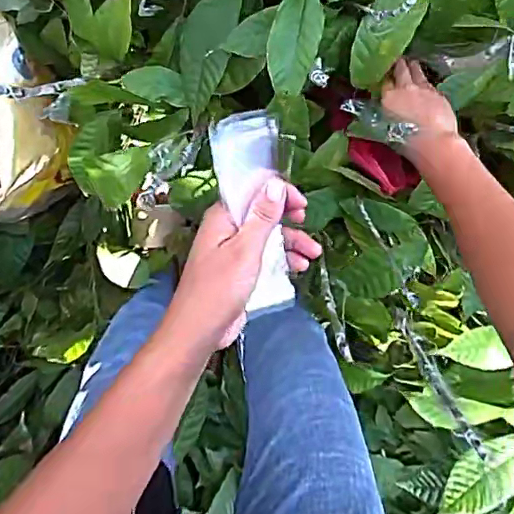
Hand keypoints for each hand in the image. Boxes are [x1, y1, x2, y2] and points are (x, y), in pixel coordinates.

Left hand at [164, 178, 322, 352]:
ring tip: (313, 253)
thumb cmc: (220, 288)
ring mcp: (232, 249)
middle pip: (262, 212)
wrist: (199, 330)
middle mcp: (226, 228)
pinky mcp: (238, 269)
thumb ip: (262, 216)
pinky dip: (282, 258)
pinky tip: (299, 267)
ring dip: (290, 240)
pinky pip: (264, 255)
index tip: (301, 203)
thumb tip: (275, 183)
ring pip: (266, 236)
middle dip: (287, 216)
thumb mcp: (246, 249)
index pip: (252, 190)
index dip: (277, 191)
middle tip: (307, 221)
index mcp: (223, 216)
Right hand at [381, 58, 460, 159]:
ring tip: (412, 63)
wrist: (434, 141)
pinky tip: (426, 83)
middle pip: (401, 70)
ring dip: (414, 67)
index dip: (384, 75)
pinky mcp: (439, 94)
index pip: (384, 81)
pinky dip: (426, 81)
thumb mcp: (385, 127)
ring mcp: (423, 89)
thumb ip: (383, 113)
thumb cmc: (406, 140)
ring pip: (417, 72)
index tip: (384, 72)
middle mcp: (405, 88)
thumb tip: (383, 108)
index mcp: (388, 96)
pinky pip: (430, 83)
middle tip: (399, 60)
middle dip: (399, 64)